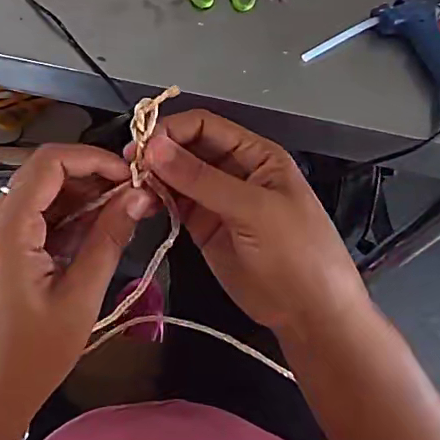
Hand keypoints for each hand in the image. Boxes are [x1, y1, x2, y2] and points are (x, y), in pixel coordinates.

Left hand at [0, 144, 154, 439]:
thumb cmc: (33, 355)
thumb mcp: (81, 297)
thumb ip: (109, 238)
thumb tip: (139, 195)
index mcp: (7, 226)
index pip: (50, 162)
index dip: (94, 159)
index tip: (131, 176)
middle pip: (45, 172)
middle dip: (92, 177)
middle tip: (134, 197)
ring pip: (43, 192)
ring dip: (83, 197)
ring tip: (124, 215)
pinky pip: (36, 215)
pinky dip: (68, 217)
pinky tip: (98, 233)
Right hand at [138, 110, 368, 339]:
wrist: (310, 314)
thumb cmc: (296, 252)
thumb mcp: (253, 210)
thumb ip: (202, 178)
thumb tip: (154, 147)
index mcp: (254, 154)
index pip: (205, 126)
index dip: (172, 130)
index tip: (142, 144)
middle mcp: (233, 170)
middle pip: (186, 147)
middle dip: (158, 152)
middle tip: (128, 165)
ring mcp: (216, 199)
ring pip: (176, 175)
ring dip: (153, 176)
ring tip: (131, 185)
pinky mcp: (202, 226)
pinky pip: (174, 202)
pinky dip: (156, 200)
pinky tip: (141, 203)